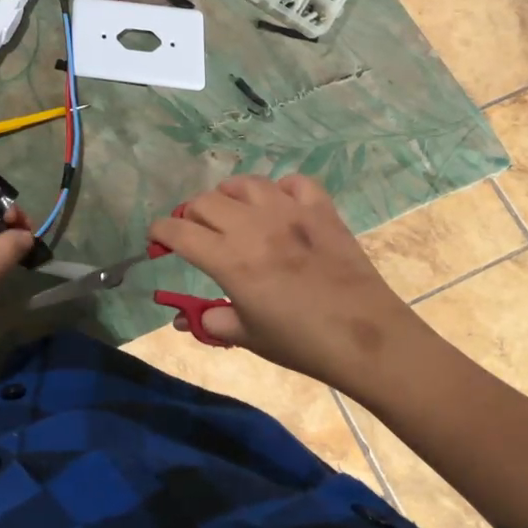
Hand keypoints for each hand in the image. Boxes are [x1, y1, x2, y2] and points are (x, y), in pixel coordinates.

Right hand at [148, 174, 430, 396]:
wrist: (370, 343)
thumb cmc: (304, 344)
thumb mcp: (250, 337)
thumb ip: (213, 321)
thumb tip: (186, 319)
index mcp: (230, 260)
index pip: (178, 232)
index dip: (159, 232)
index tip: (156, 240)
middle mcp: (253, 227)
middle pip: (204, 202)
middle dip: (191, 215)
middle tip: (195, 232)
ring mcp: (289, 213)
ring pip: (244, 183)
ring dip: (229, 195)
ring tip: (232, 212)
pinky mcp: (321, 211)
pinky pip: (294, 182)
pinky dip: (281, 189)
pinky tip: (280, 206)